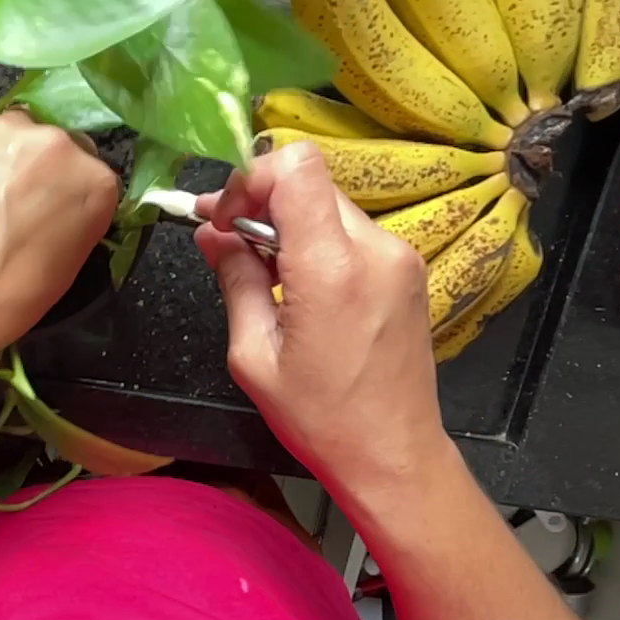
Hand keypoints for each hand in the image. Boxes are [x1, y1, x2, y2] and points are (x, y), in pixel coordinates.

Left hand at [0, 112, 118, 347]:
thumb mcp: (72, 257)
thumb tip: (58, 198)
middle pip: (51, 143)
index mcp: (96, 181)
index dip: (65, 188)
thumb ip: (76, 212)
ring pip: (10, 134)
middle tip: (13, 204)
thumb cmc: (19, 291)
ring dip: (2, 157)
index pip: (88, 169)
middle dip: (36, 168)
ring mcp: (8, 130)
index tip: (50, 207)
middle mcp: (59, 143)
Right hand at [195, 141, 456, 492]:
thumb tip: (212, 236)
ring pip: (331, 207)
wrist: (391, 452)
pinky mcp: (407, 272)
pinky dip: (316, 243)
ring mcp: (399, 257)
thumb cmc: (319, 418)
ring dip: (288, 223)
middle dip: (261, 200)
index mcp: (332, 269)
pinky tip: (294, 282)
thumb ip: (235, 282)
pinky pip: (352, 234)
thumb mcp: (255, 356)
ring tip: (255, 265)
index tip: (224, 219)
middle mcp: (376, 249)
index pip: (296, 167)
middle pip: (312, 182)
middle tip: (223, 236)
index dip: (250, 179)